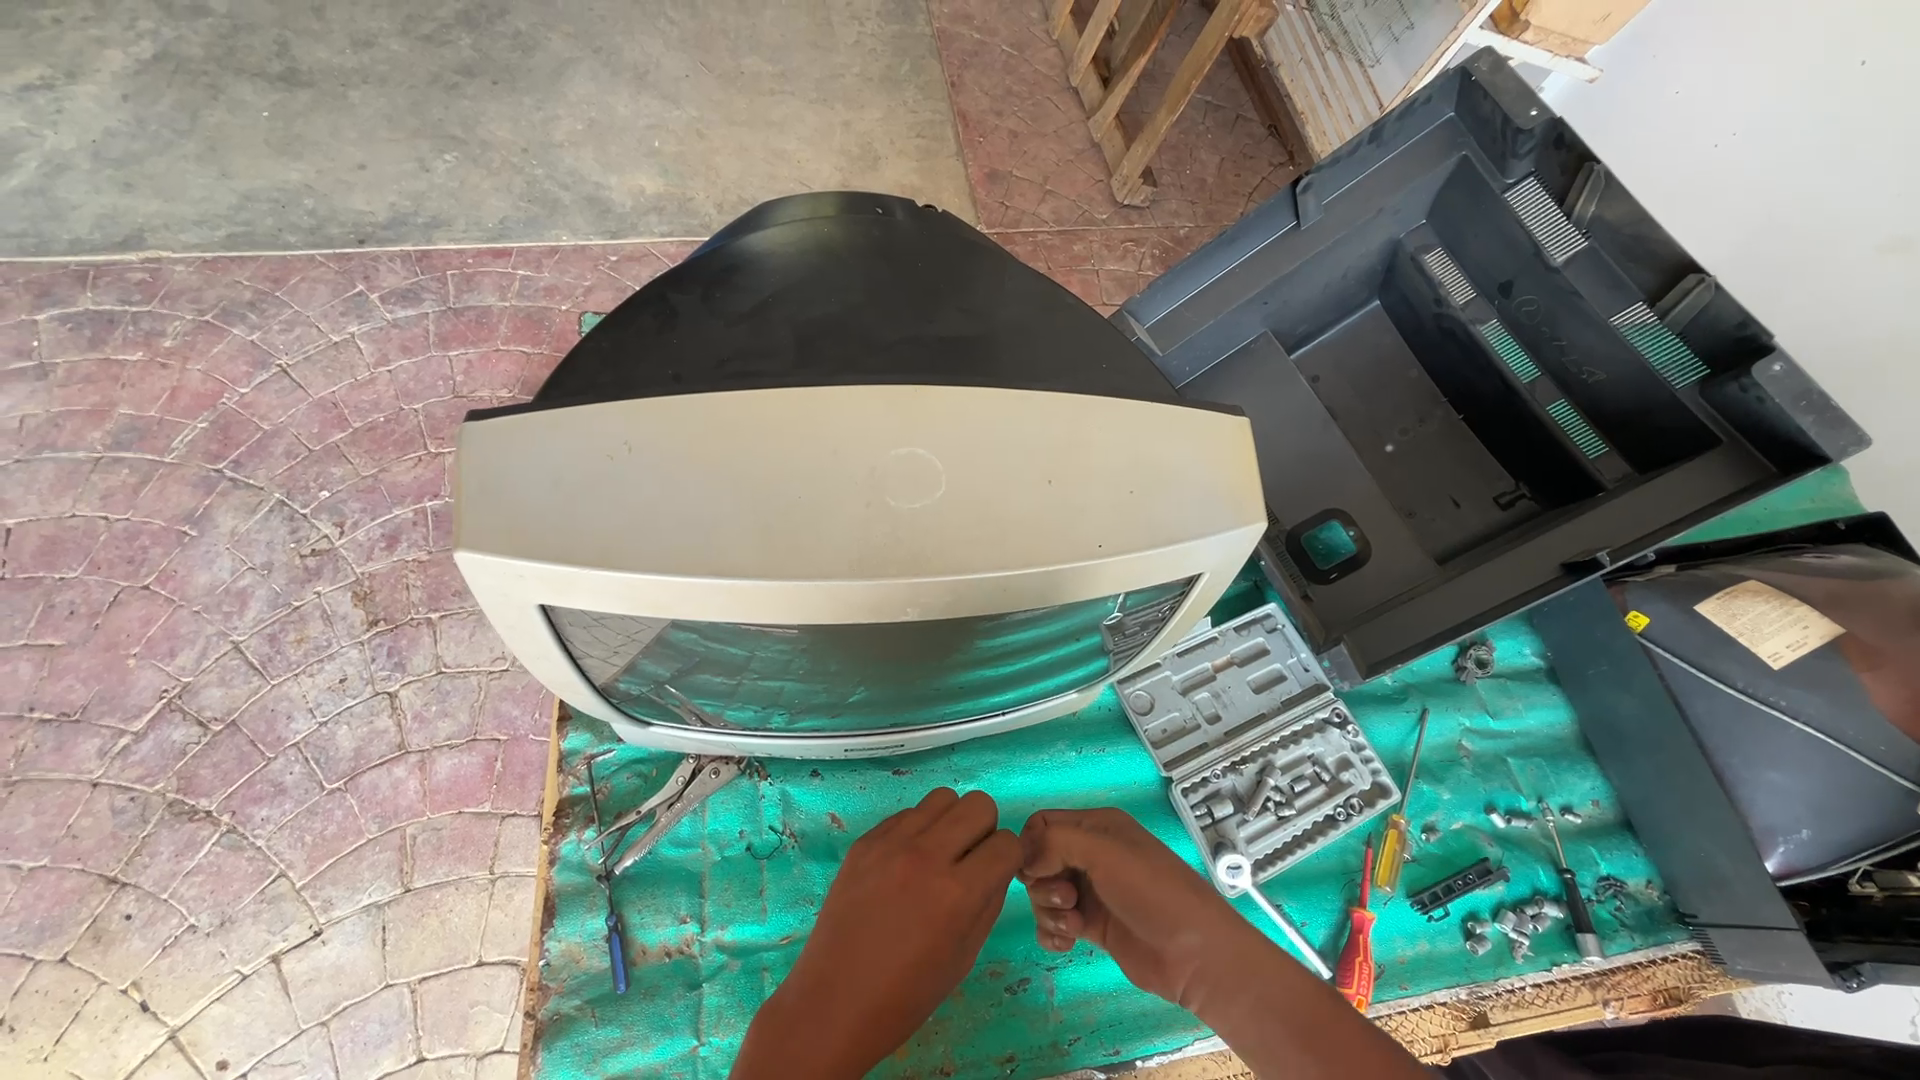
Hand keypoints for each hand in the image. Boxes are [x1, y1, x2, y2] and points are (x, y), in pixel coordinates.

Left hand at [732, 788, 1021, 1078]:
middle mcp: (926, 856)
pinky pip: (907, 813)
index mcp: (958, 893)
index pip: (1007, 843)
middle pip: (979, 804)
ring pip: (943, 798)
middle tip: (970, 860)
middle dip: (985, 830)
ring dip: (951, 822)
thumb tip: (999, 864)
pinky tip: (906, 865)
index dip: (1009, 859)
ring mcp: (890, 844)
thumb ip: (990, 900)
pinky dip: (917, 831)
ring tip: (939, 855)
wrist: (835, 1002)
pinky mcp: (864, 841)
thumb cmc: (908, 993)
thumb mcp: (966, 954)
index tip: (998, 872)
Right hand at [1019, 807, 1264, 1007]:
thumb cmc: (1152, 892)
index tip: (1038, 870)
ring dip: (1049, 910)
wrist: (1194, 954)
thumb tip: (1022, 858)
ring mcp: (1092, 892)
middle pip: (1039, 861)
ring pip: (1043, 894)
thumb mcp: (1105, 852)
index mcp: (1097, 826)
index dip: (1031, 846)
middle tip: (1068, 899)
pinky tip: (1069, 943)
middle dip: (1042, 882)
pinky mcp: (1093, 926)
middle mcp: (1092, 854)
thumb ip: (1056, 842)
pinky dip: (1053, 932)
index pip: (1042, 823)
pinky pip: (1054, 923)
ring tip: (1074, 925)